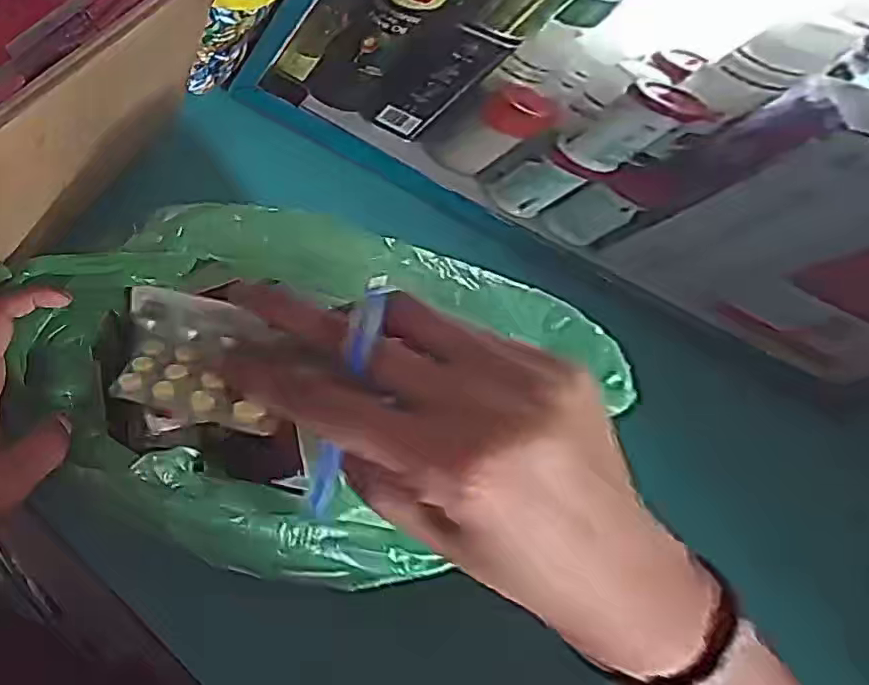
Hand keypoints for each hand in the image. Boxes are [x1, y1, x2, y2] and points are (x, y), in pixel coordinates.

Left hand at [0, 288, 72, 548]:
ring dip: (29, 323)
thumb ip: (45, 446)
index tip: (65, 299)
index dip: (30, 297)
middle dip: (34, 301)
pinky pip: (3, 358)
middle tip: (71, 306)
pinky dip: (26, 348)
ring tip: (66, 326)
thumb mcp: (10, 476)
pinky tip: (48, 368)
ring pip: (0, 337)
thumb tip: (67, 419)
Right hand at [225, 283, 719, 679]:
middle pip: (359, 341)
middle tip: (250, 293)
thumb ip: (359, 457)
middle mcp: (483, 407)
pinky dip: (419, 337)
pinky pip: (457, 327)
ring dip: (356, 316)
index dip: (272, 375)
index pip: (332, 404)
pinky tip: (419, 361)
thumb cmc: (514, 565)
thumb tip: (310, 401)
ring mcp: (520, 373)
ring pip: (405, 314)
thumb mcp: (421, 526)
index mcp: (448, 465)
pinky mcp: (549, 359)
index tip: (232, 356)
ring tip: (337, 327)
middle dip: (292, 314)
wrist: (635, 576)